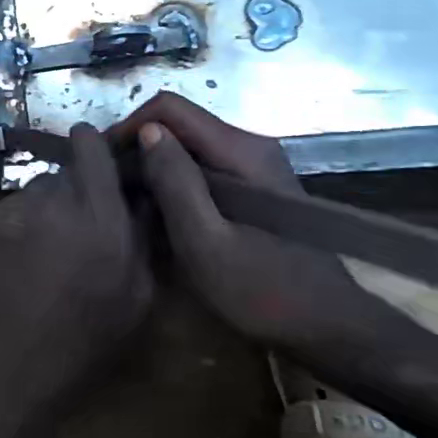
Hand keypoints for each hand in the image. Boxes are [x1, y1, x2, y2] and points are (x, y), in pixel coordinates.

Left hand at [0, 124, 151, 423]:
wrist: (13, 364)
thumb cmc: (87, 339)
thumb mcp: (140, 295)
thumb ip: (144, 236)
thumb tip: (141, 196)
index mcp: (101, 220)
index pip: (92, 149)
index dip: (94, 144)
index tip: (98, 151)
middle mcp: (55, 203)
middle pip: (66, 170)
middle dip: (77, 186)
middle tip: (81, 219)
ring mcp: (15, 210)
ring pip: (38, 189)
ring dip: (49, 205)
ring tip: (50, 246)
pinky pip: (14, 207)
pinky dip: (24, 221)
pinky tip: (24, 256)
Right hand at [112, 92, 388, 349]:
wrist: (332, 329)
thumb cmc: (266, 292)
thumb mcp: (207, 244)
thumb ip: (176, 184)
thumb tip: (145, 132)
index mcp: (240, 151)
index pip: (169, 108)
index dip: (129, 127)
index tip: (105, 164)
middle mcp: (249, 145)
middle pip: (176, 123)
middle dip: (137, 148)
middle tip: (110, 187)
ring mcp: (253, 163)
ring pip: (185, 144)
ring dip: (151, 165)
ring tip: (128, 201)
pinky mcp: (253, 183)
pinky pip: (200, 164)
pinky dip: (172, 179)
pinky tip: (159, 212)